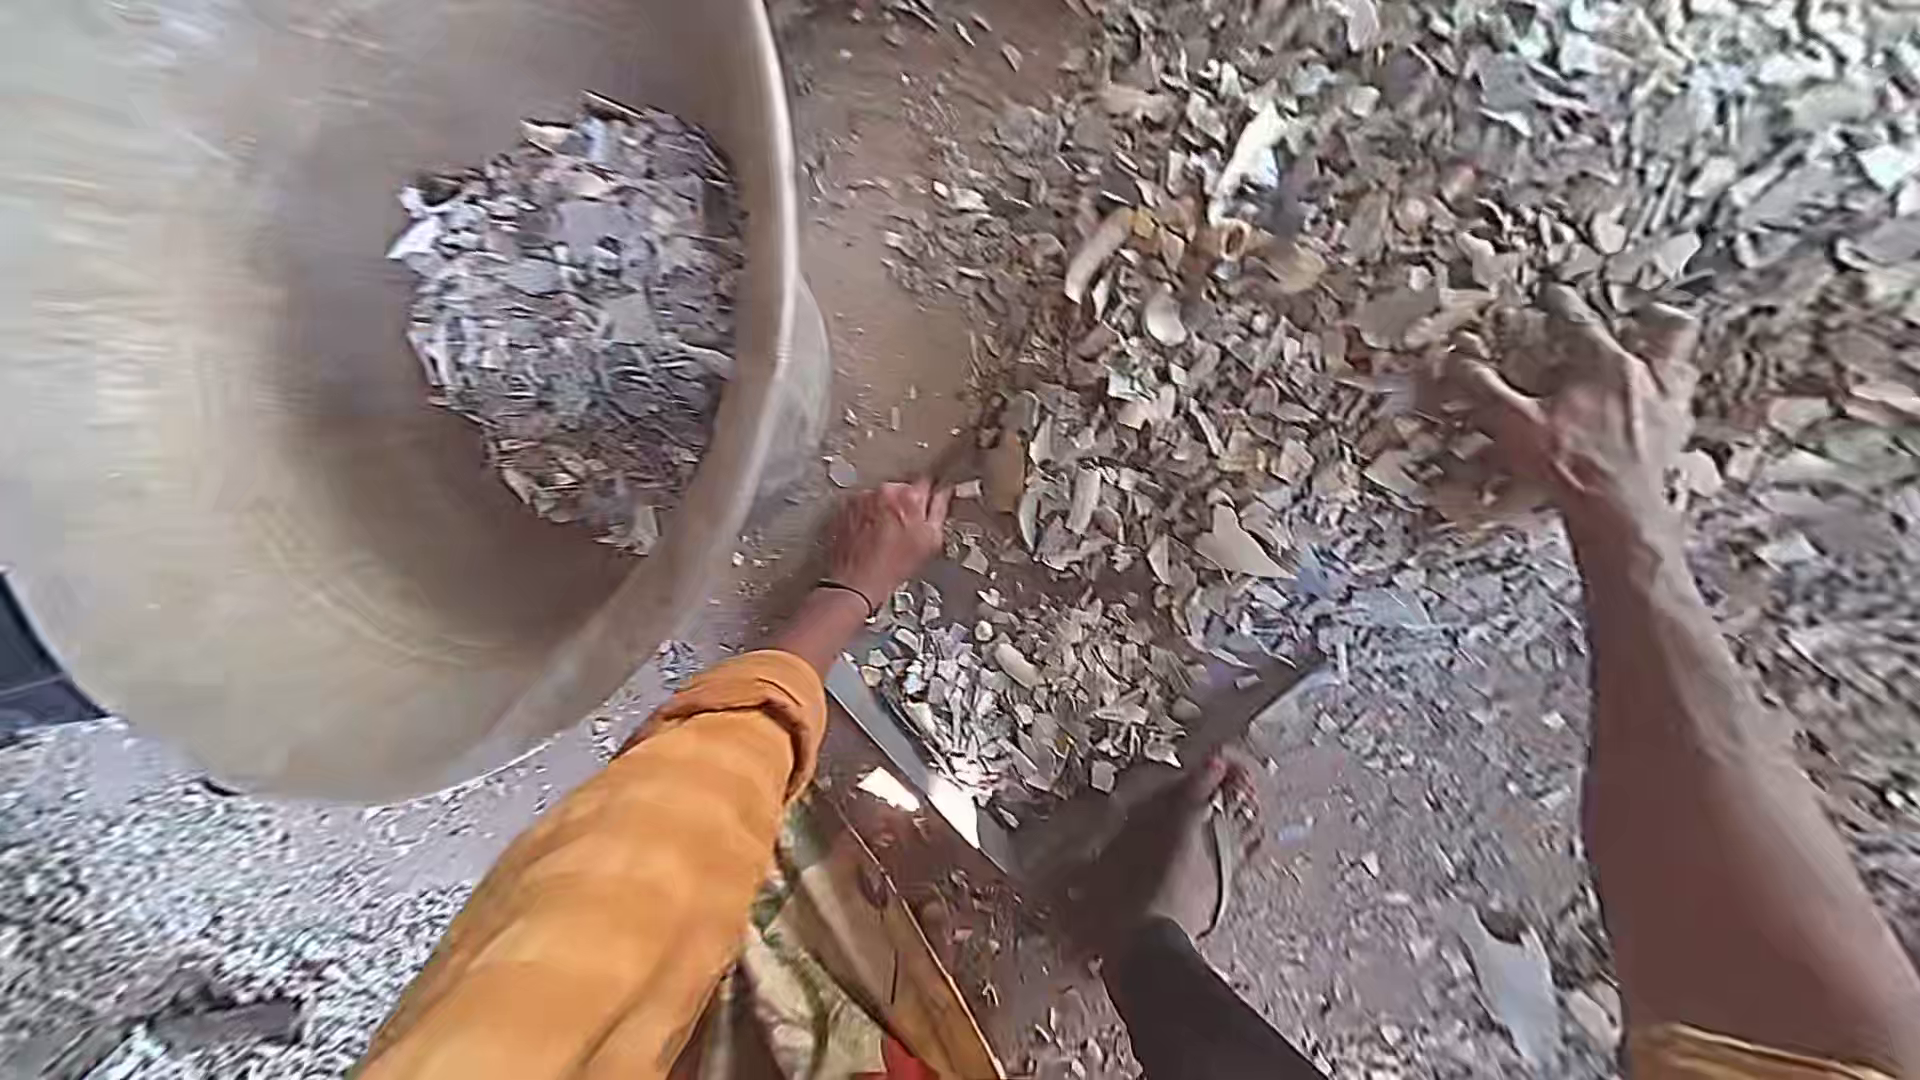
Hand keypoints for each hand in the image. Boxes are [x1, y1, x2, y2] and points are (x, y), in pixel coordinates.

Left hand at [827, 478, 951, 604]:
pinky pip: (864, 504)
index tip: (931, 503)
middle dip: (906, 505)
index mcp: (910, 497)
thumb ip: (940, 509)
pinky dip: (868, 515)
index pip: (928, 481)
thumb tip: (944, 493)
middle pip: (903, 489)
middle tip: (907, 530)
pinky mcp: (846, 507)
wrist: (856, 581)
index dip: (931, 495)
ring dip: (886, 510)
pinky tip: (871, 535)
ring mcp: (863, 498)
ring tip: (886, 536)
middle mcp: (885, 491)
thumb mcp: (931, 541)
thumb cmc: (892, 567)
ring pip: (883, 497)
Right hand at [1448, 285, 1699, 540]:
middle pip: (1664, 331)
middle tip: (1643, 313)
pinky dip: (1670, 393)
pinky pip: (1681, 400)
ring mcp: (1667, 403)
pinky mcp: (1675, 431)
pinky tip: (1655, 402)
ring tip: (1658, 352)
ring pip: (1683, 362)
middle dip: (1651, 317)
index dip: (1561, 305)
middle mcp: (1646, 376)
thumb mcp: (1511, 422)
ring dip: (1670, 353)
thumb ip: (1484, 388)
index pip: (1580, 324)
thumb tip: (1457, 362)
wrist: (1614, 504)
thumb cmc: (1564, 461)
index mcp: (1605, 366)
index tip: (1552, 292)